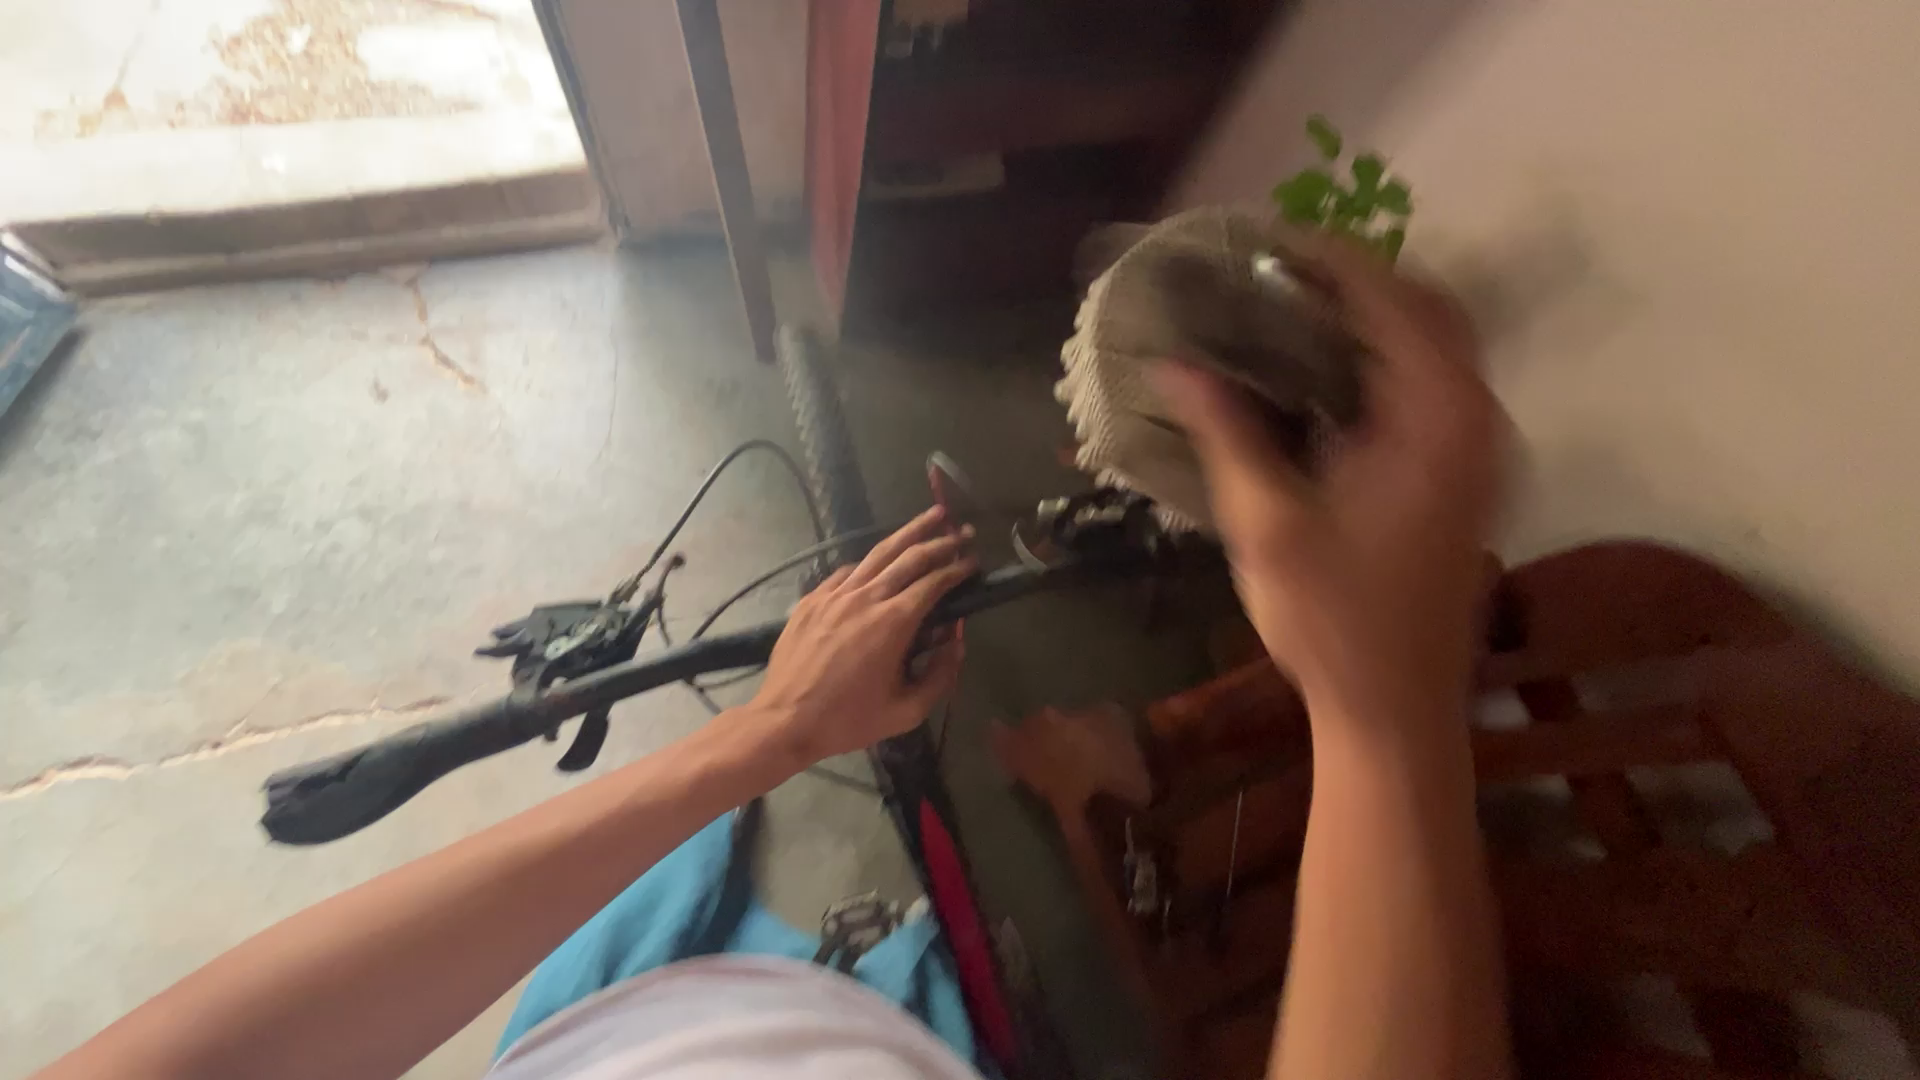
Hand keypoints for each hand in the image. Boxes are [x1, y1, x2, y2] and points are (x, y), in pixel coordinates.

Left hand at [742, 506, 975, 766]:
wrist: (785, 720)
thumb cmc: (849, 720)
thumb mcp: (906, 711)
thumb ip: (940, 676)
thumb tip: (957, 643)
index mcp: (894, 622)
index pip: (934, 582)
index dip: (958, 568)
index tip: (974, 561)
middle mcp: (867, 597)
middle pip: (910, 556)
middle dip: (941, 541)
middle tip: (962, 531)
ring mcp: (836, 593)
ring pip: (879, 553)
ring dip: (909, 533)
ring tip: (932, 516)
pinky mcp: (814, 598)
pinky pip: (848, 571)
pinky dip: (871, 561)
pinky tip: (881, 560)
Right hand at [1155, 233, 1507, 717]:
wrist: (1391, 703)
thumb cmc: (1330, 618)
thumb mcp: (1266, 522)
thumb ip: (1225, 433)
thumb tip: (1174, 367)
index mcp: (1436, 423)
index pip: (1393, 304)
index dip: (1332, 262)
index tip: (1269, 243)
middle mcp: (1473, 422)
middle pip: (1426, 312)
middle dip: (1355, 280)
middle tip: (1277, 274)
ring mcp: (1474, 450)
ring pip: (1432, 348)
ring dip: (1369, 318)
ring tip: (1290, 309)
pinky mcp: (1458, 476)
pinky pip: (1426, 387)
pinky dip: (1378, 361)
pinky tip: (1319, 376)